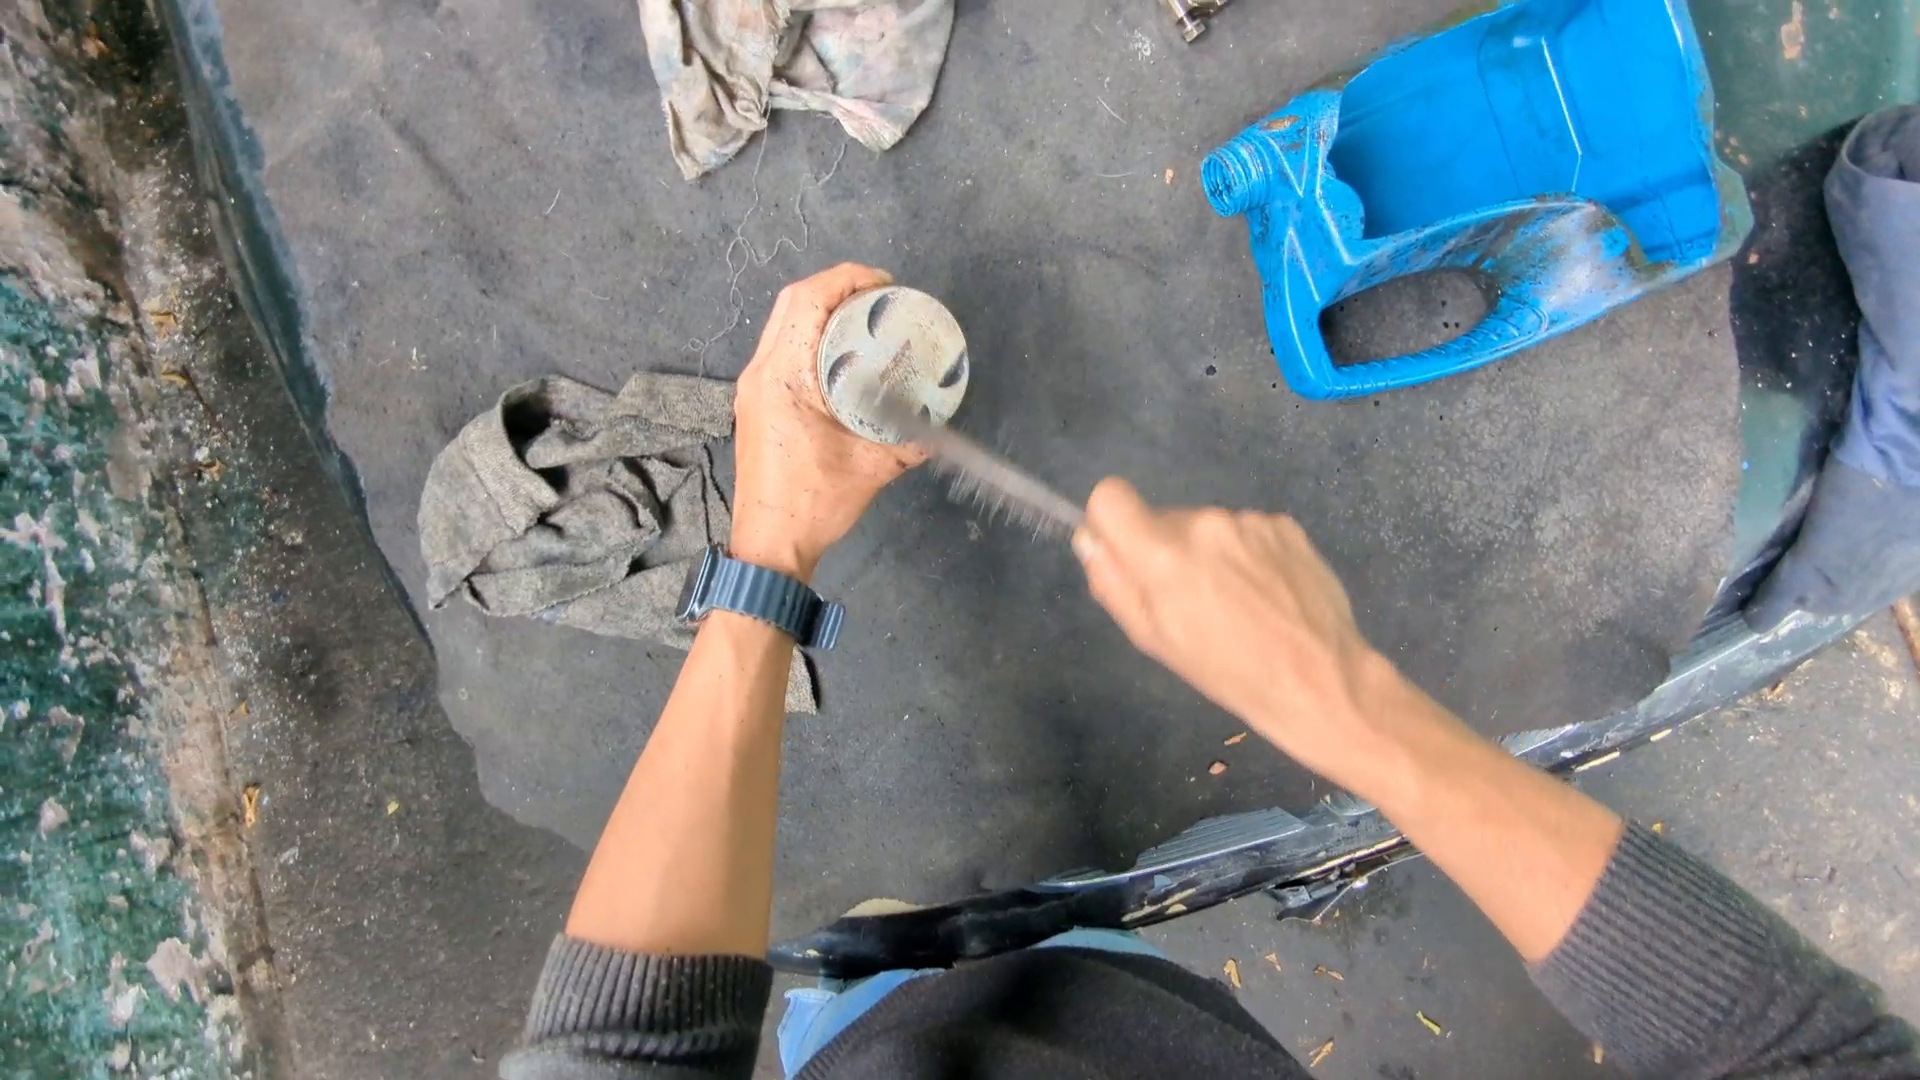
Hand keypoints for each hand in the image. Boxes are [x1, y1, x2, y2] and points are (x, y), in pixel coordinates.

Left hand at [730, 263, 927, 580]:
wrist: (768, 545)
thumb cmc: (812, 506)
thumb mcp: (870, 470)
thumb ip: (909, 443)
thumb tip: (938, 426)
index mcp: (782, 378)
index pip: (806, 302)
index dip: (845, 280)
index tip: (884, 285)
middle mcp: (760, 373)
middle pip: (791, 303)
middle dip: (835, 288)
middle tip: (879, 298)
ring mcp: (753, 388)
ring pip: (782, 324)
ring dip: (821, 311)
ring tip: (864, 319)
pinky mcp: (756, 403)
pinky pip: (781, 349)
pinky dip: (811, 337)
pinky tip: (842, 354)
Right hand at [1075, 477, 1413, 788]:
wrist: (1320, 678)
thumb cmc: (1226, 671)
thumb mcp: (1153, 639)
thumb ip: (1112, 583)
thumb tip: (1090, 540)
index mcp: (1164, 554)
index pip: (1110, 496)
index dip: (1108, 521)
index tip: (1123, 552)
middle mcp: (1205, 523)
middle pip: (1160, 517)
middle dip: (1163, 549)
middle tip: (1189, 599)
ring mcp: (1249, 521)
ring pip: (1204, 527)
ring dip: (1206, 553)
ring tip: (1234, 601)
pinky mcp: (1284, 524)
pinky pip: (1243, 531)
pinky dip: (1243, 554)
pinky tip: (1263, 592)